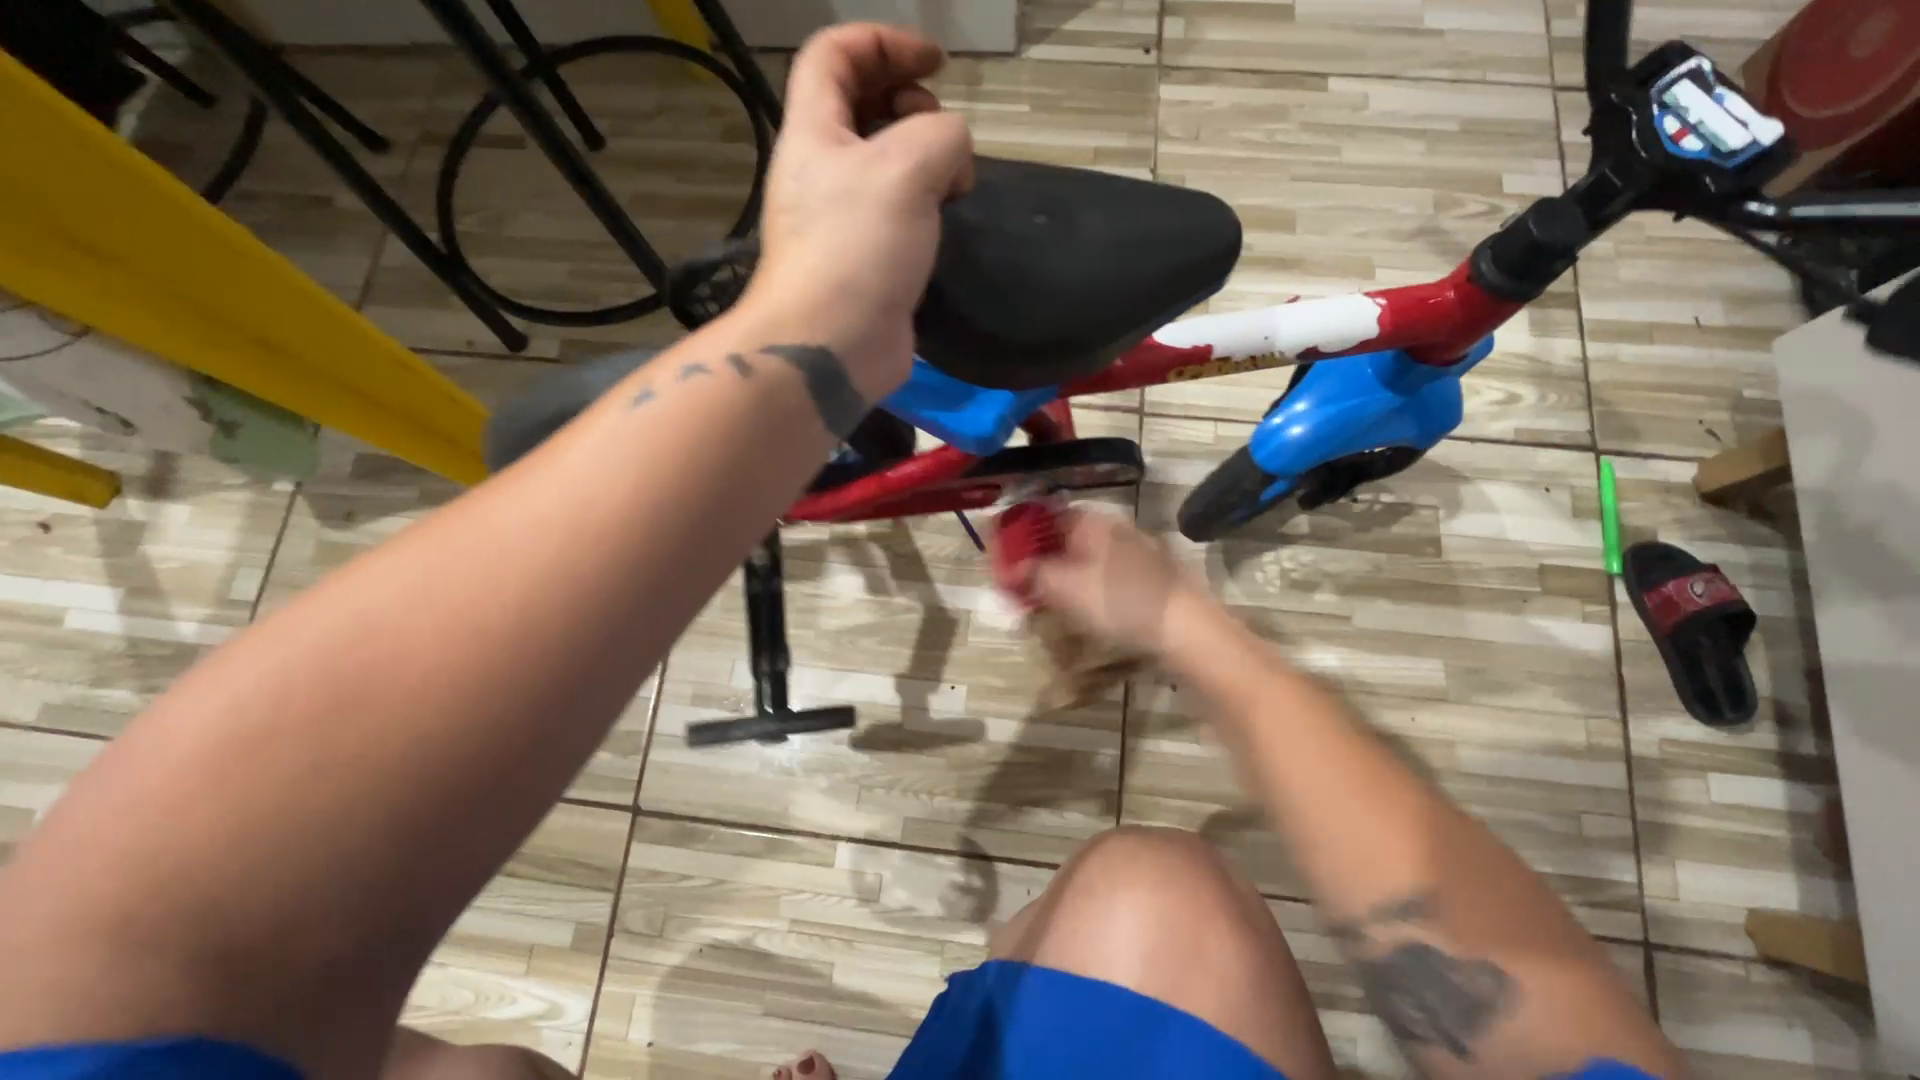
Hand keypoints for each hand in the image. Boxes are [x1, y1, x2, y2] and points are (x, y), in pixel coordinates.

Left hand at [745, 23, 974, 394]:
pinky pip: (897, 212)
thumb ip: (941, 134)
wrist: (831, 346)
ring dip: (926, 159)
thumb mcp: (906, 167)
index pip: (835, 54)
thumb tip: (951, 154)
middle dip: (912, 102)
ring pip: (886, 162)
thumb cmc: (857, 248)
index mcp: (814, 130)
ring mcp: (841, 217)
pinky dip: (925, 206)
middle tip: (943, 136)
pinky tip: (945, 224)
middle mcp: (821, 168)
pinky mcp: (864, 258)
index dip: (885, 42)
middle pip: (862, 105)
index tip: (936, 62)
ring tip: (951, 185)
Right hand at [1019, 509, 1209, 655]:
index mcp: (1092, 520)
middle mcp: (1114, 528)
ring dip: (1059, 578)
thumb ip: (1031, 573)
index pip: (1042, 515)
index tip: (999, 561)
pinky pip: (1104, 577)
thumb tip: (1007, 567)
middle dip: (1036, 561)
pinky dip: (1084, 590)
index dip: (1016, 536)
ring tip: (1043, 605)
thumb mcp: (1065, 588)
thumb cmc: (1121, 603)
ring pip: (1084, 559)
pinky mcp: (1150, 579)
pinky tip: (1080, 613)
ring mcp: (1136, 552)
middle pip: (1063, 538)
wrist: (1189, 630)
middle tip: (1017, 589)